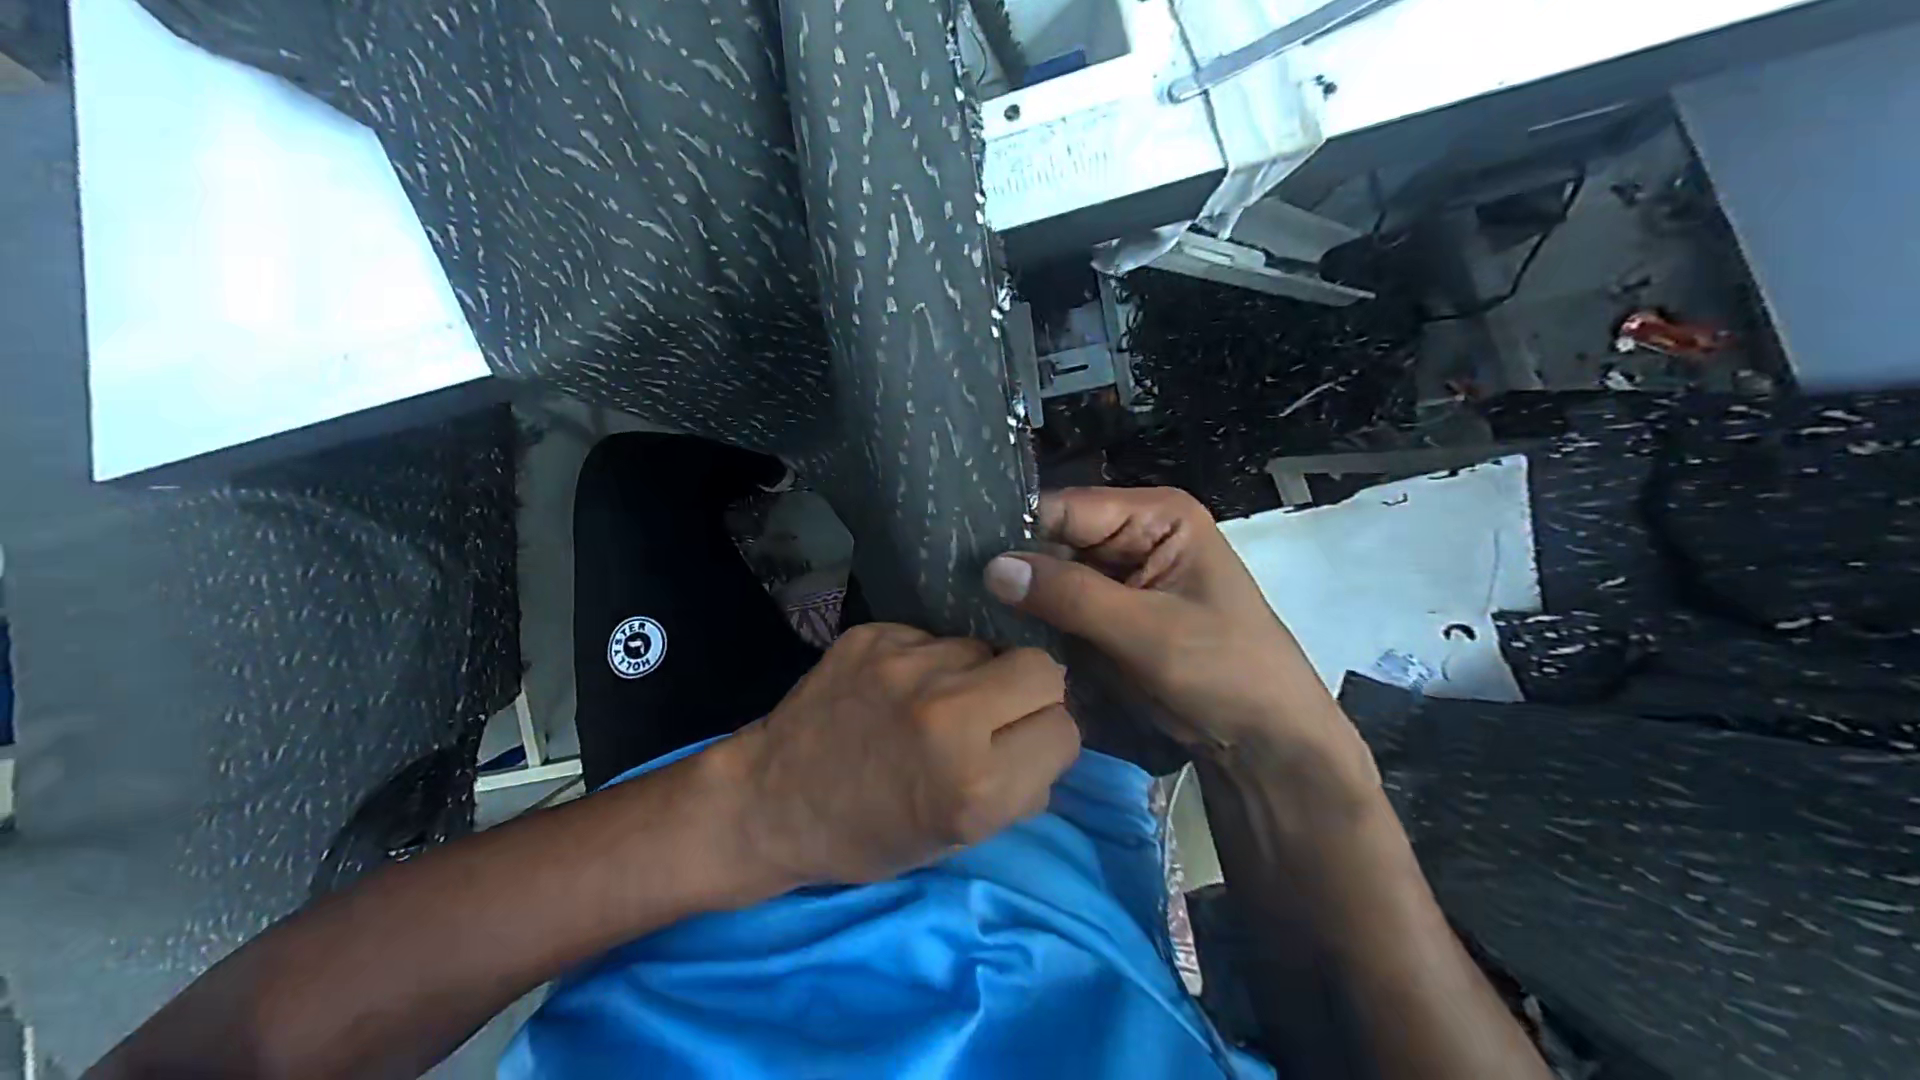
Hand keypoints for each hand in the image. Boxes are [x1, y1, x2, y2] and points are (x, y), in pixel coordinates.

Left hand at [724, 623, 1079, 885]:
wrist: (770, 801)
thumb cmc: (869, 835)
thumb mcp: (961, 839)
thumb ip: (1022, 786)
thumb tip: (1052, 734)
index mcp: (975, 783)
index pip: (1066, 730)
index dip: (1047, 741)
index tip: (1021, 748)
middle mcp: (947, 712)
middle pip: (1041, 667)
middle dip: (1031, 692)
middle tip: (995, 713)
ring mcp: (906, 664)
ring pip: (985, 646)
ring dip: (975, 673)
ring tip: (935, 701)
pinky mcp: (874, 635)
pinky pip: (934, 637)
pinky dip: (928, 661)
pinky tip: (895, 688)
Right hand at [984, 487, 1368, 776]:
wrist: (1261, 740)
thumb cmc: (1223, 671)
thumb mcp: (1148, 630)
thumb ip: (1070, 595)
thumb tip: (992, 566)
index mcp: (1155, 516)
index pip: (1068, 508)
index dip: (1018, 531)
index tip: (961, 556)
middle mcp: (1133, 534)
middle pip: (1054, 537)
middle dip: (1014, 565)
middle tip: (955, 588)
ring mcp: (1119, 575)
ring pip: (1050, 573)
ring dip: (1020, 594)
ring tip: (965, 609)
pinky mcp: (1108, 611)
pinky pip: (1059, 604)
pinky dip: (1034, 618)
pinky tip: (996, 627)